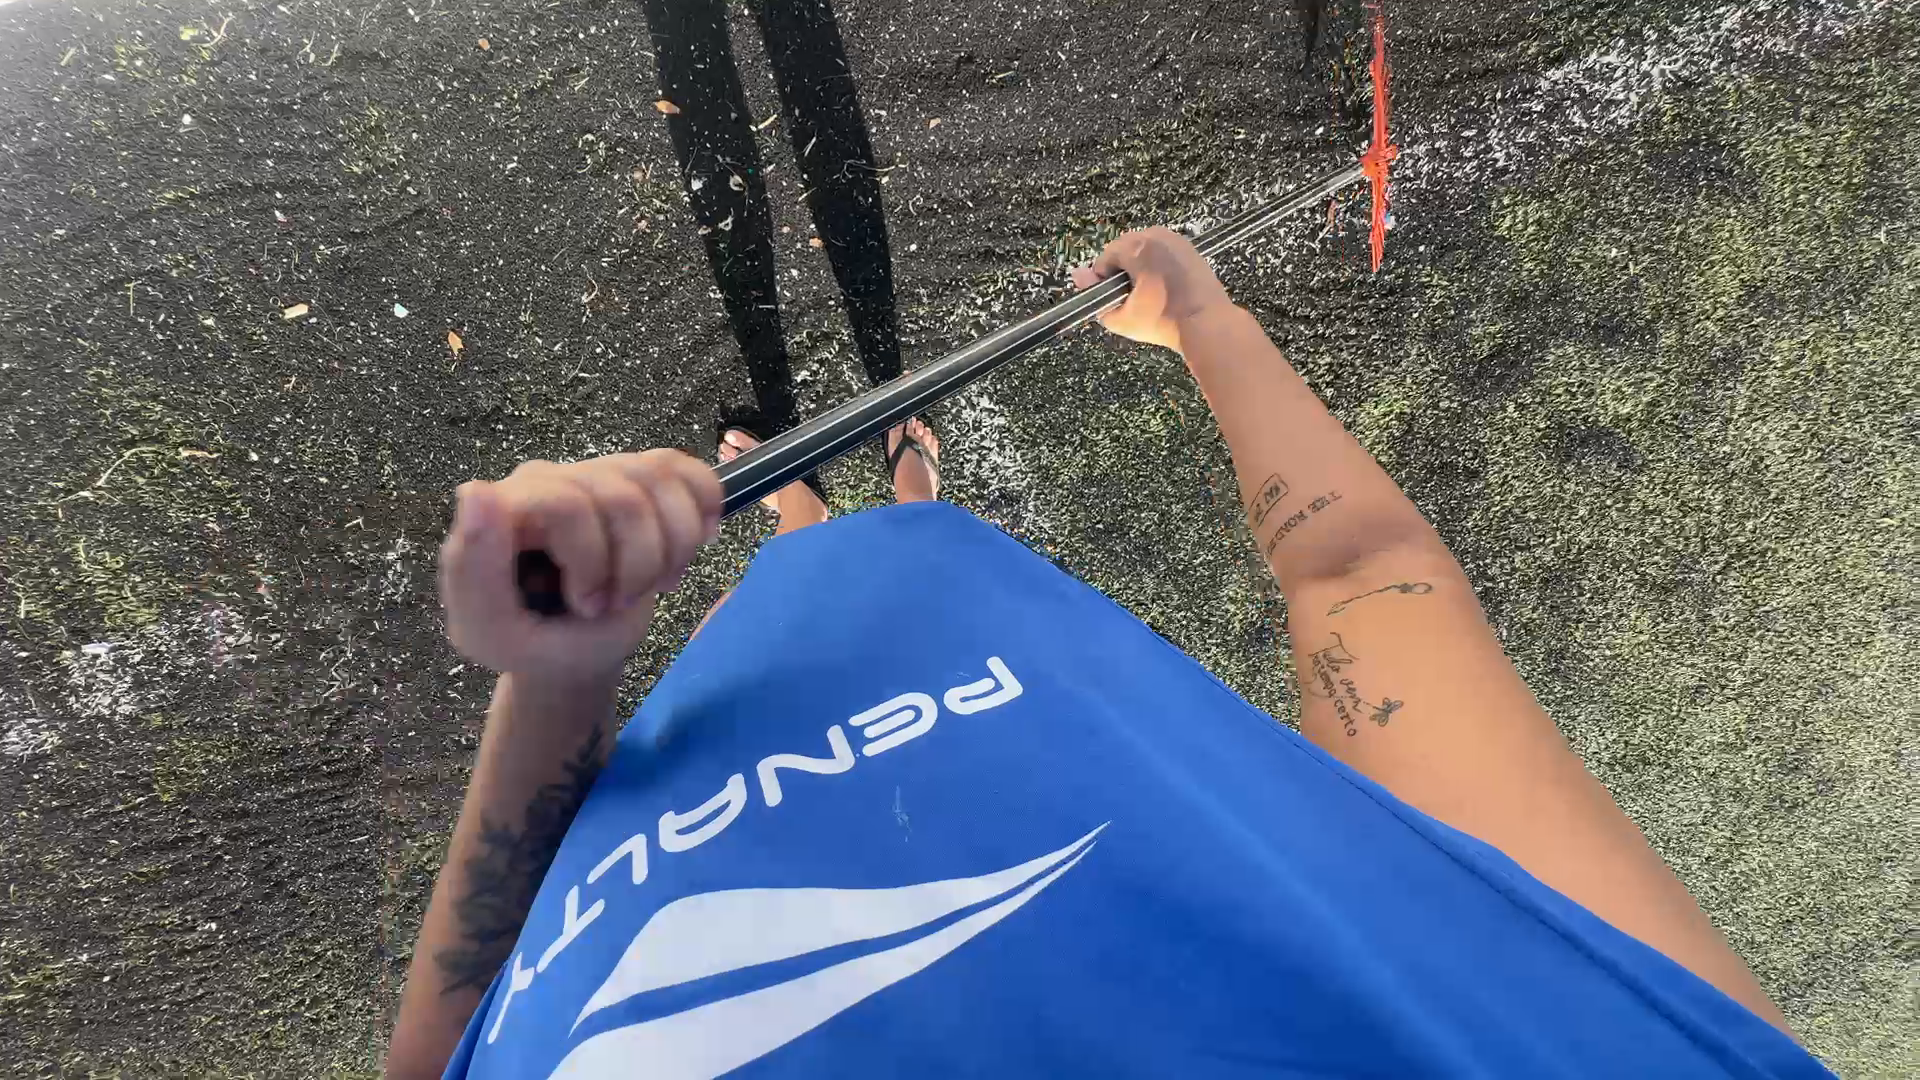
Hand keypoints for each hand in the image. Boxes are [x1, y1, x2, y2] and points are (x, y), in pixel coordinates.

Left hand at [438, 450, 722, 685]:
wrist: (578, 649)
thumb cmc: (534, 643)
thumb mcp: (491, 630)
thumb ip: (474, 567)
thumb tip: (477, 490)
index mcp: (508, 506)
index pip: (567, 504)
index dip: (593, 560)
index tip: (587, 605)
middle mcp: (556, 478)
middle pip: (626, 498)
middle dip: (637, 566)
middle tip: (617, 603)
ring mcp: (606, 473)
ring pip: (663, 482)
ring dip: (673, 548)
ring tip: (654, 581)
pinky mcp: (649, 480)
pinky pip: (693, 474)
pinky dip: (703, 512)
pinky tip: (695, 542)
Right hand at [1070, 226, 1234, 352]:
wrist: (1203, 322)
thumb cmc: (1162, 321)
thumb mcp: (1119, 316)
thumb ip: (1093, 294)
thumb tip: (1078, 276)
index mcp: (1137, 247)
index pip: (1106, 257)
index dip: (1103, 279)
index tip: (1111, 297)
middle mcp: (1156, 236)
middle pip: (1125, 248)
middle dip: (1122, 270)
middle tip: (1128, 297)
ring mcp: (1174, 239)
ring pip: (1144, 248)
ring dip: (1139, 266)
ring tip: (1145, 292)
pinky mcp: (1189, 248)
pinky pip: (1162, 251)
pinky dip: (1157, 264)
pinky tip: (1161, 286)